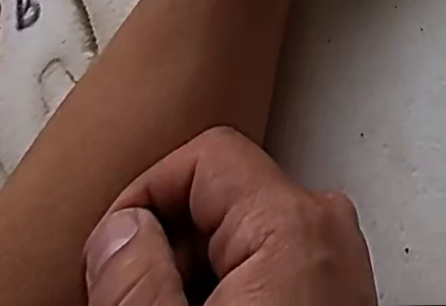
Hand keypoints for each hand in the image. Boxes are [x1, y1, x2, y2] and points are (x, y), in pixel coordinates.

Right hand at [85, 127, 376, 305]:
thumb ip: (139, 281)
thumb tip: (117, 230)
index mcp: (294, 222)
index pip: (208, 155)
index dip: (145, 194)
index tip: (108, 247)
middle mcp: (325, 223)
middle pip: (224, 192)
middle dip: (168, 239)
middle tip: (131, 299)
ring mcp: (337, 254)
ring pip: (242, 230)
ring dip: (194, 269)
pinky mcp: (338, 284)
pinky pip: (270, 259)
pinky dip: (230, 283)